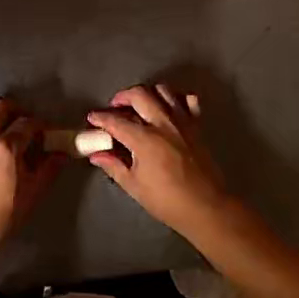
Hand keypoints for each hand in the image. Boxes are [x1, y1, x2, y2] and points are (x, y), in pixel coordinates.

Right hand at [86, 85, 233, 236]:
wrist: (206, 206)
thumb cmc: (167, 200)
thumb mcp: (134, 186)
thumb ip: (114, 166)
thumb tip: (97, 155)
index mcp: (144, 139)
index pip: (116, 121)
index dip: (100, 118)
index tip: (92, 119)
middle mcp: (163, 123)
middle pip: (139, 94)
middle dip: (122, 96)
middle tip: (115, 107)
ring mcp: (183, 122)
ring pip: (164, 91)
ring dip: (148, 93)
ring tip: (140, 105)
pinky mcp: (197, 126)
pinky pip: (188, 100)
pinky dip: (176, 98)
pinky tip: (168, 108)